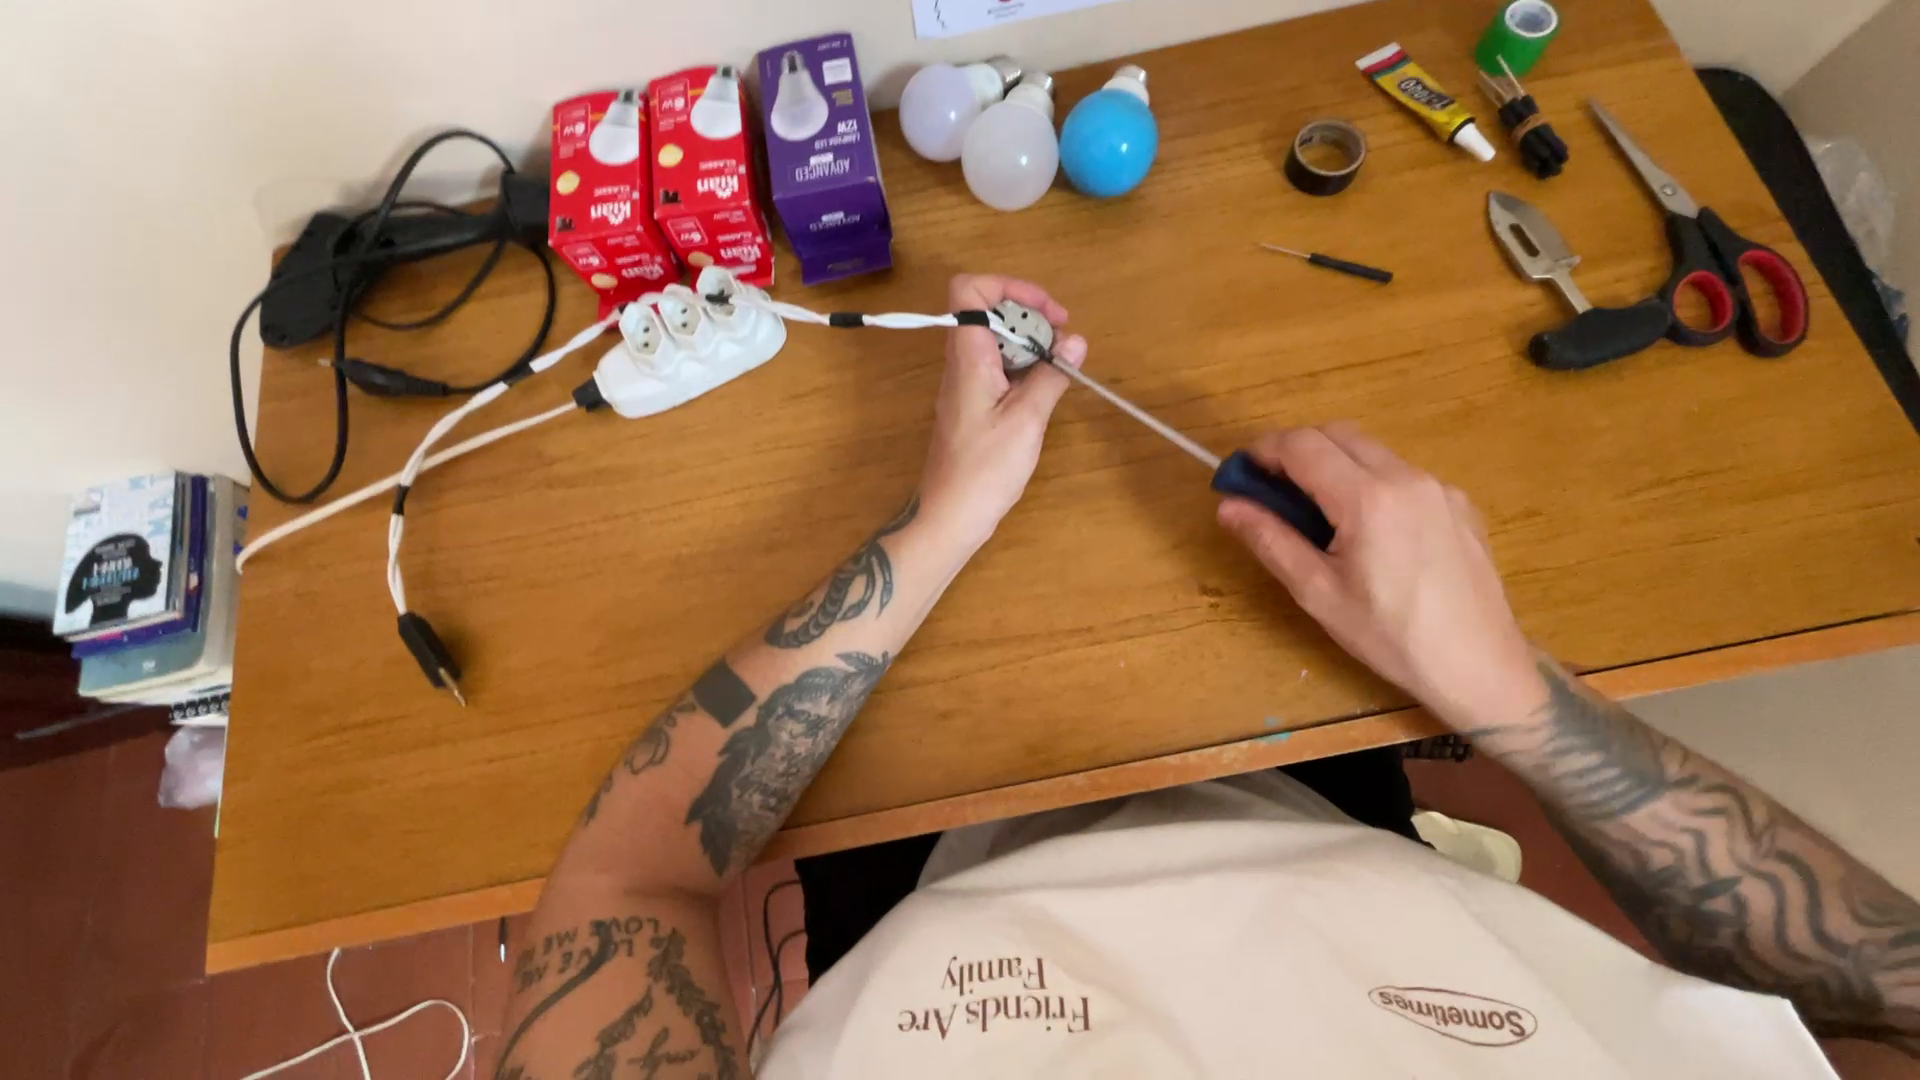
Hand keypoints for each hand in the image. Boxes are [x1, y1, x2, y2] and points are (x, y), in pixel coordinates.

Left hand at [917, 274, 1087, 549]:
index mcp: (968, 357)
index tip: (1046, 313)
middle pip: (987, 312)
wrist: (951, 514)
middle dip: (1029, 316)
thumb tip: (1075, 341)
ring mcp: (964, 385)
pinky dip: (1022, 370)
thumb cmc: (985, 468)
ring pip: (995, 342)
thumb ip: (1051, 375)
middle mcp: (961, 363)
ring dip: (1029, 345)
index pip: (969, 289)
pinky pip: (996, 369)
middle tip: (1061, 341)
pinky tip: (1043, 392)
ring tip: (1057, 368)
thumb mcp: (1027, 420)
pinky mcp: (972, 405)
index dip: (1009, 286)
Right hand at [1215, 425, 1542, 726]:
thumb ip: (1271, 540)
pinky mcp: (1459, 504)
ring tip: (1312, 509)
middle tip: (1269, 486)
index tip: (1240, 472)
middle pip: (1338, 433)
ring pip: (1371, 450)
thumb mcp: (1317, 592)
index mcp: (1368, 499)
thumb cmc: (1389, 636)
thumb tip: (1229, 505)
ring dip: (1332, 462)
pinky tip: (1363, 527)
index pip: (1303, 446)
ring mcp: (1439, 488)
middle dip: (1295, 448)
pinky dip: (1367, 480)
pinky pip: (1400, 474)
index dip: (1263, 450)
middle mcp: (1407, 478)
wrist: (1480, 666)